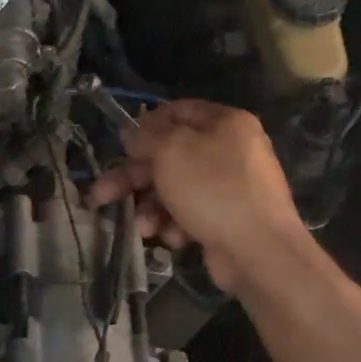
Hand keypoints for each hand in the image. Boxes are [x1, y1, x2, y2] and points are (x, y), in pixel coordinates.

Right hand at [89, 100, 305, 293]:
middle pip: (169, 156)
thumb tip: (133, 133)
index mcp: (225, 123)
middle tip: (101, 194)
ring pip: (174, 189)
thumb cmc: (213, 189)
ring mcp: (230, 187)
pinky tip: (172, 238)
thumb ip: (146, 137)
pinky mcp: (226, 220)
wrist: (259, 251)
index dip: (146, 125)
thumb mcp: (171, 151)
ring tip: (142, 227)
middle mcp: (231, 150)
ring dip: (150, 207)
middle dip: (133, 178)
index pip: (179, 111)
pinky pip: (190, 213)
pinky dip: (175, 224)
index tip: (122, 143)